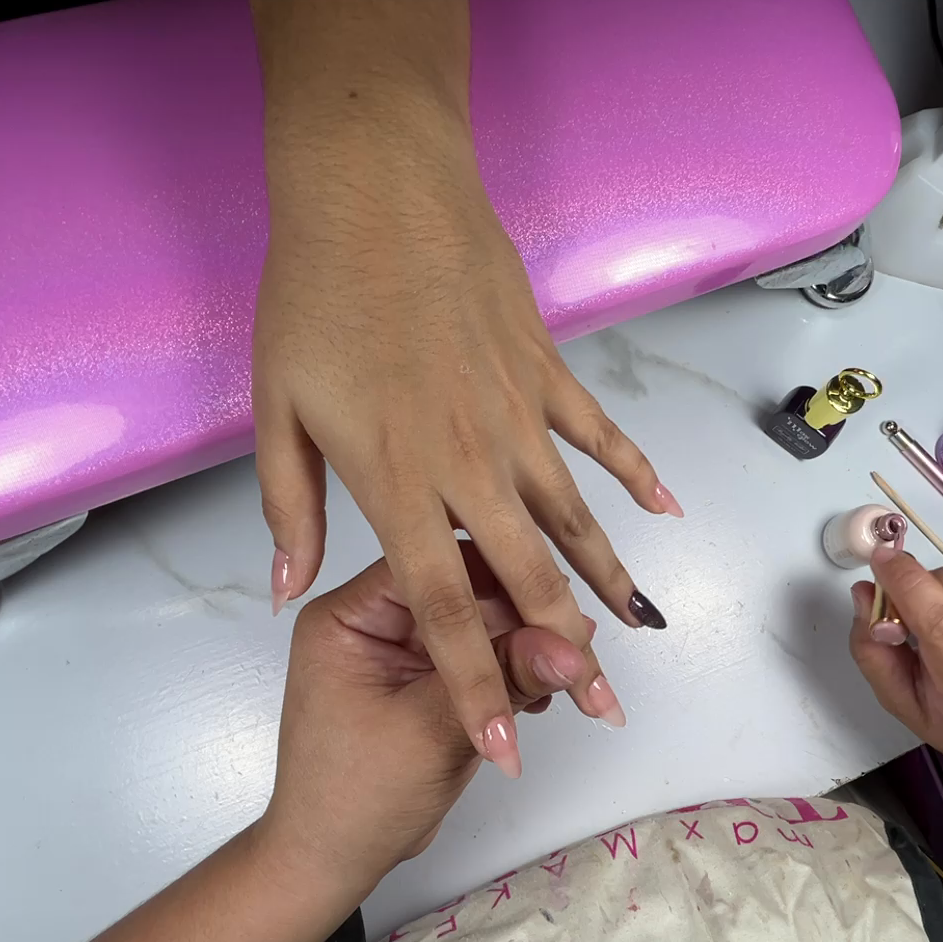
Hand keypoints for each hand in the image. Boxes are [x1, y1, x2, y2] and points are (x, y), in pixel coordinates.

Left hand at [252, 100, 676, 774]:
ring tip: (640, 631)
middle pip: (530, 578)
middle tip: (605, 707)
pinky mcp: (549, 376)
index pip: (446, 610)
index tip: (507, 748)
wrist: (377, 193)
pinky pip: (599, 436)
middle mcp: (473, 466)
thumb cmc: (316, 300)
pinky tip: (664, 511)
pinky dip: (634, 474)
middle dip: (567, 653)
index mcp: (400, 482)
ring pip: (575, 517)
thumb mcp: (278, 409)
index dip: (475, 685)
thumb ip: (291, 510)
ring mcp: (521, 419)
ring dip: (609, 580)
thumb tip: (287, 590)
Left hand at [254, 545, 589, 897]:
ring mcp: (405, 648)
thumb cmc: (357, 799)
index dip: (499, 577)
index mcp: (351, 616)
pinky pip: (483, 655)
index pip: (433, 567)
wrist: (334, 862)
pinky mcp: (430, 675)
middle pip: (465, 594)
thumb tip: (574, 649)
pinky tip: (547, 690)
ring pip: (482, 626)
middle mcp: (378, 620)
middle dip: (525, 621)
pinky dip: (517, 672)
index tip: (557, 599)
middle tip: (579, 642)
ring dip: (529, 649)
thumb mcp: (434, 731)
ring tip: (574, 671)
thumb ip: (503, 682)